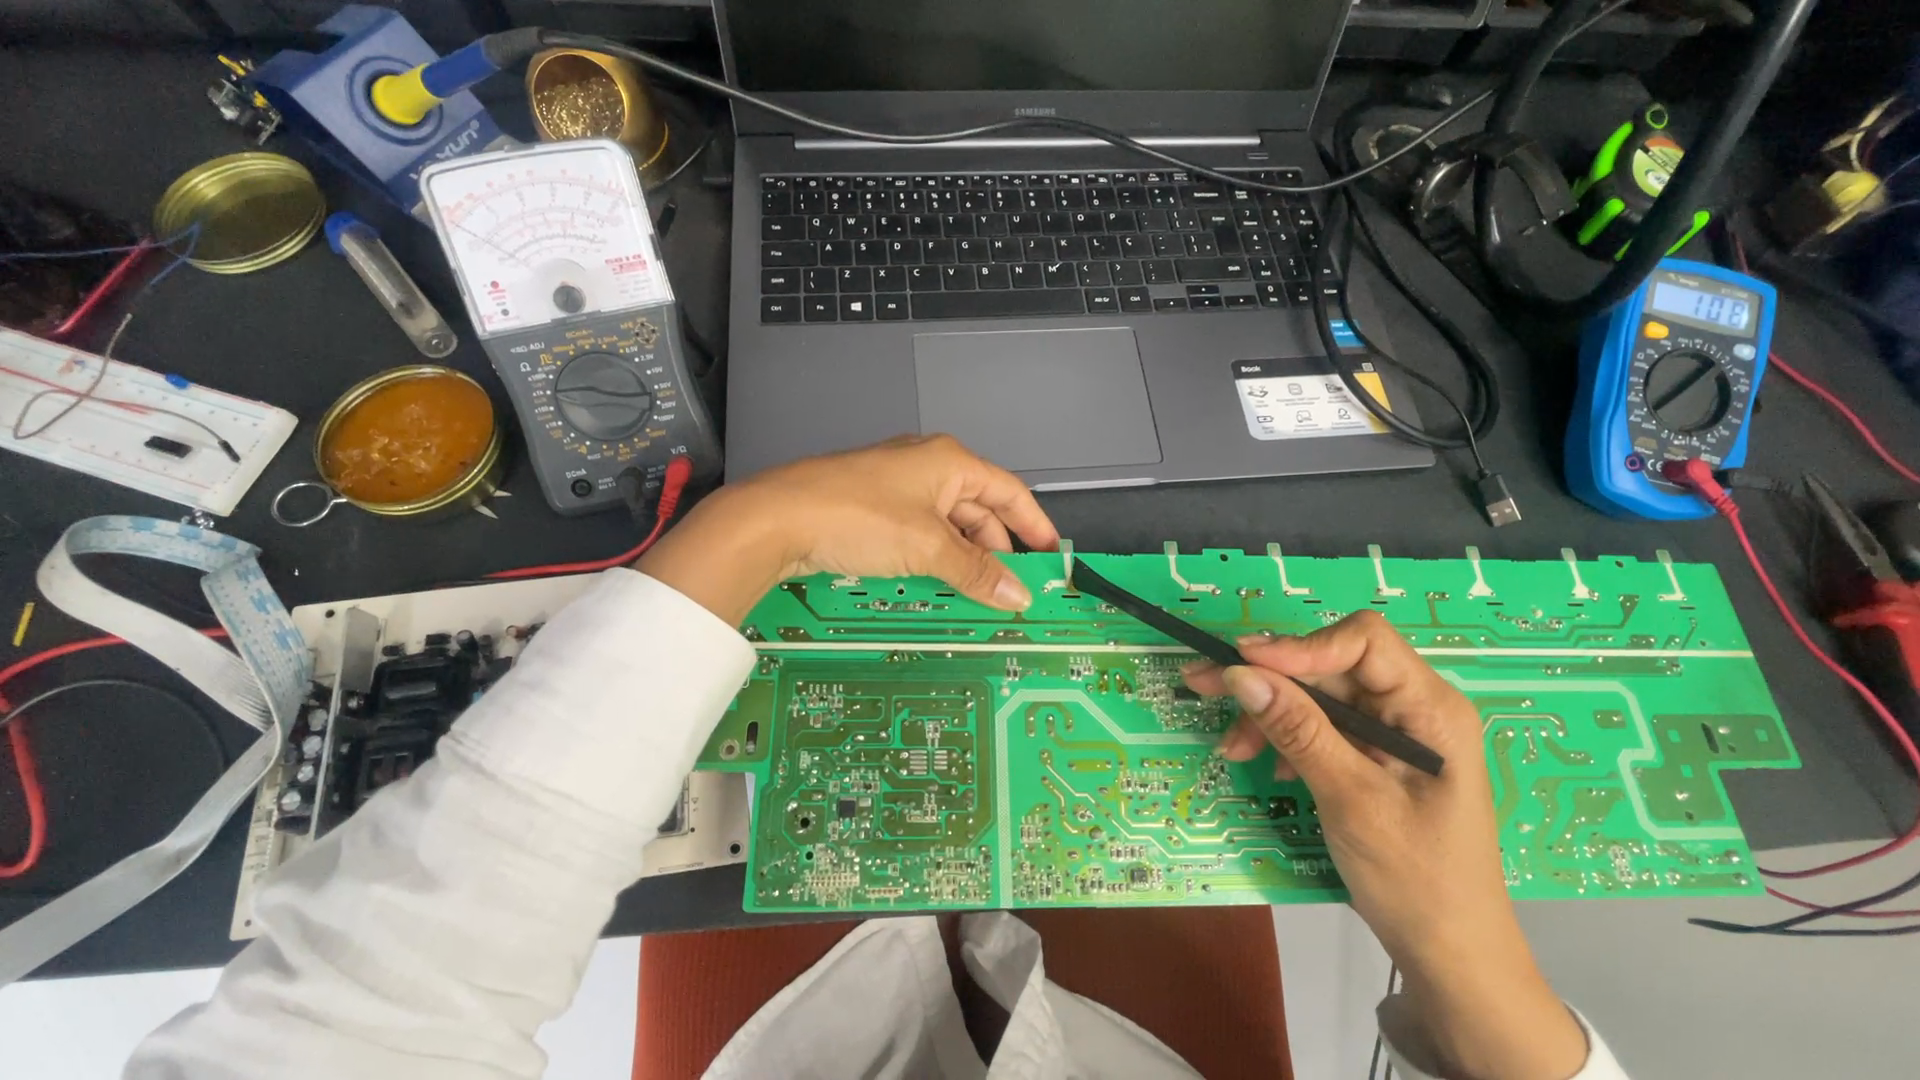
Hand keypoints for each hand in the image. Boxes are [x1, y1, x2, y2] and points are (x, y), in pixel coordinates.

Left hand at [636, 435, 1058, 624]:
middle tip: (1011, 589)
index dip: (1035, 524)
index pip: (1009, 491)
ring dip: (964, 558)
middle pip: (979, 509)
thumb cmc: (859, 517)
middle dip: (997, 549)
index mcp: (950, 462)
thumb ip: (975, 572)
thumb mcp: (927, 547)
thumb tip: (1018, 596)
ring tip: (976, 594)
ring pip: (948, 524)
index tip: (1051, 557)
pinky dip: (935, 558)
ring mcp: (898, 487)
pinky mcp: (873, 509)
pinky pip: (920, 533)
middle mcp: (927, 467)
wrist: (778, 518)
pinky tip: (937, 583)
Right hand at [1184, 612, 1587, 1079]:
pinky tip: (1268, 765)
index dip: (1299, 645)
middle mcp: (1414, 707)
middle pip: (1332, 666)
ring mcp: (1394, 732)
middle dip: (1270, 679)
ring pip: (1319, 696)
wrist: (1450, 954)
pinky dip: (1286, 738)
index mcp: (1429, 708)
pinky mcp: (1375, 756)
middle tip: (1202, 685)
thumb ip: (1298, 729)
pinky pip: (1322, 726)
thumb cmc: (1414, 878)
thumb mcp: (1350, 799)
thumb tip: (1240, 674)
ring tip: (1233, 750)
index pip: (1362, 642)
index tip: (1240, 662)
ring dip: (1270, 713)